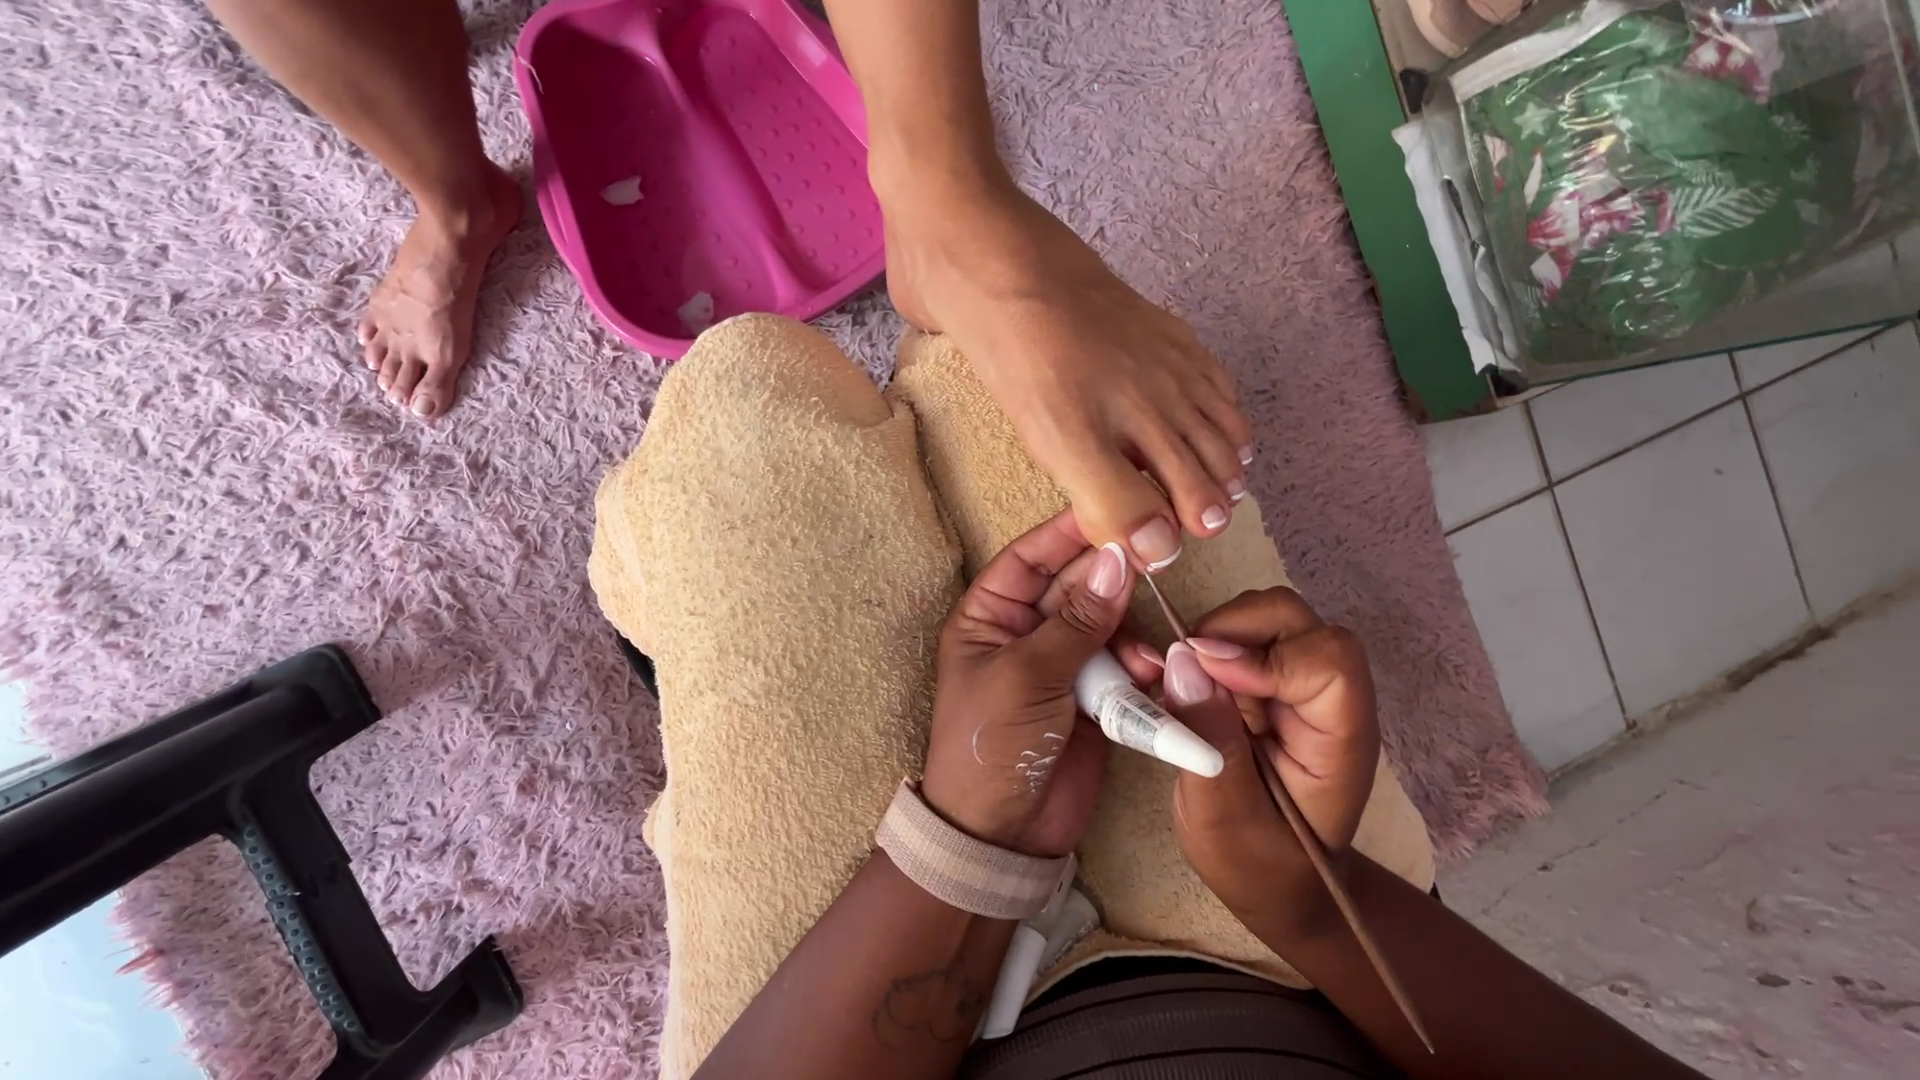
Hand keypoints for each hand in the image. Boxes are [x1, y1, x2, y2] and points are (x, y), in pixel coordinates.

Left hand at [881, 176, 1253, 572]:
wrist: (980, 240)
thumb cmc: (1008, 344)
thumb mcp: (1056, 436)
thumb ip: (1111, 497)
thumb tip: (1162, 555)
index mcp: (1143, 416)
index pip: (1190, 487)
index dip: (1185, 523)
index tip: (1173, 549)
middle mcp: (1164, 381)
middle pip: (1207, 448)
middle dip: (1209, 492)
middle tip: (1207, 522)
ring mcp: (1156, 342)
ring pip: (1207, 406)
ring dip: (1217, 447)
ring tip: (1222, 477)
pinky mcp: (1137, 312)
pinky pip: (1195, 361)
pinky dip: (1211, 391)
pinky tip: (1202, 399)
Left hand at [920, 511, 1134, 857]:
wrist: (1002, 834)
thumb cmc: (991, 743)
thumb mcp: (1028, 675)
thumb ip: (1077, 620)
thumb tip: (1116, 560)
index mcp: (990, 615)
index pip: (1031, 557)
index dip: (1069, 534)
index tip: (1117, 512)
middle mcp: (1026, 631)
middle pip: (1076, 586)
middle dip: (1111, 585)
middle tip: (1154, 572)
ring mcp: (1062, 663)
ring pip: (1107, 625)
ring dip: (1128, 636)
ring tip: (1141, 661)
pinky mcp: (1093, 696)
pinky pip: (1123, 665)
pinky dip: (1138, 669)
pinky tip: (1149, 679)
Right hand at [1121, 588, 1380, 941]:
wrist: (1270, 877)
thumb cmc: (1257, 863)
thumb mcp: (1225, 817)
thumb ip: (1209, 740)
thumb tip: (1185, 660)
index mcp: (1338, 736)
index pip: (1329, 661)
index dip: (1266, 655)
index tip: (1203, 670)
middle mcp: (1324, 698)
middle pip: (1297, 621)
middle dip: (1233, 628)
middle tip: (1183, 664)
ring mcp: (1295, 685)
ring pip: (1265, 617)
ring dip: (1215, 633)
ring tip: (1178, 676)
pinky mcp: (1264, 682)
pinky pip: (1237, 636)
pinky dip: (1203, 644)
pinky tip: (1180, 680)